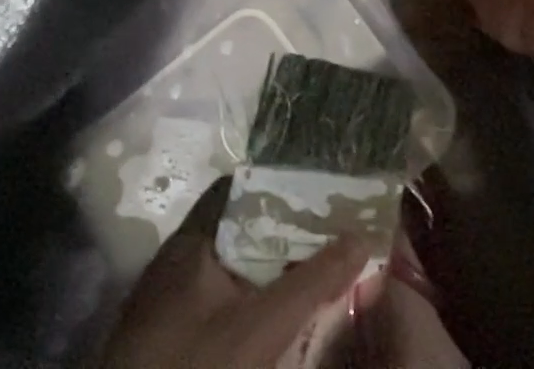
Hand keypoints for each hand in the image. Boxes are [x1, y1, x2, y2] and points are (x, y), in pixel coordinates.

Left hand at [99, 178, 369, 368]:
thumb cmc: (192, 367)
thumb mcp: (261, 326)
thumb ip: (313, 280)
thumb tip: (361, 236)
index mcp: (191, 243)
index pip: (239, 187)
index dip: (283, 182)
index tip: (325, 189)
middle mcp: (179, 262)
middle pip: (243, 228)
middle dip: (290, 229)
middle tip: (337, 230)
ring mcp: (172, 302)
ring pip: (237, 266)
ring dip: (277, 267)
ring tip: (324, 265)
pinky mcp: (173, 336)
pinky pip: (226, 299)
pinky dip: (258, 297)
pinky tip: (286, 312)